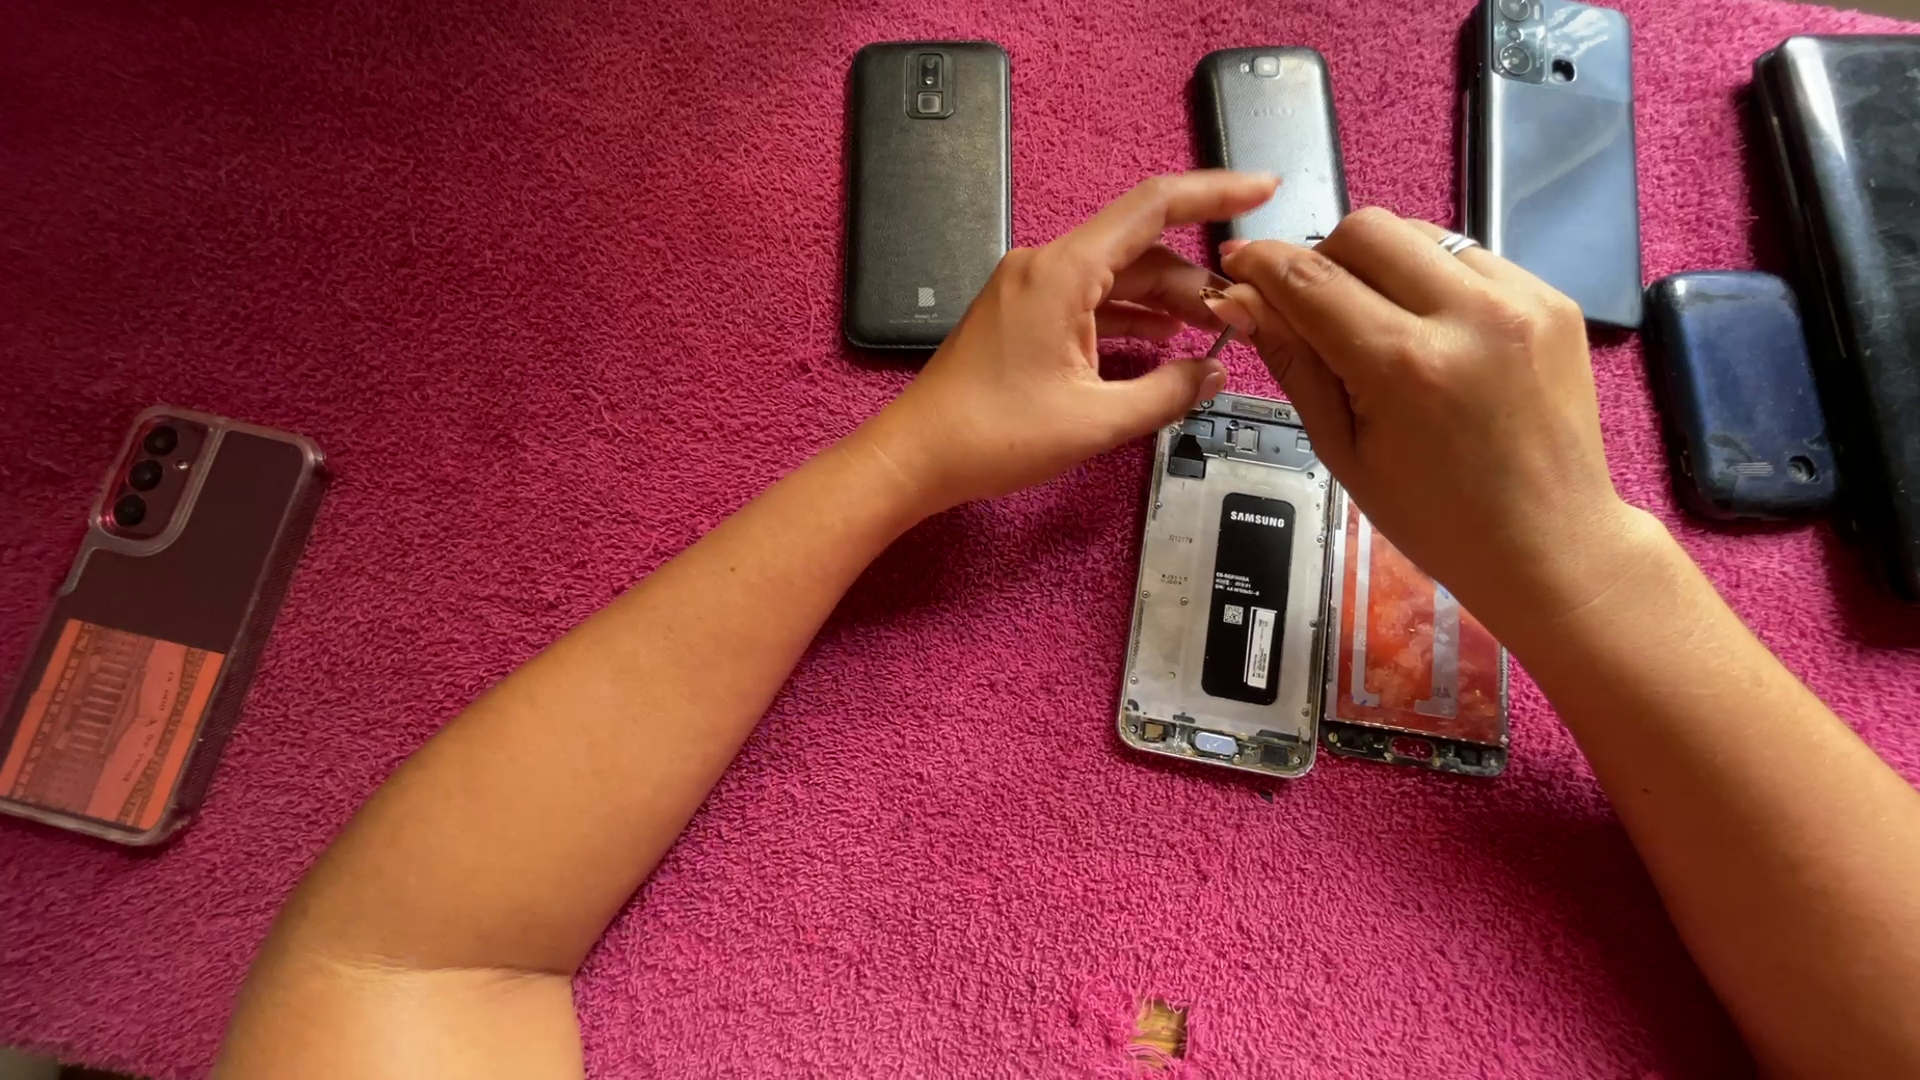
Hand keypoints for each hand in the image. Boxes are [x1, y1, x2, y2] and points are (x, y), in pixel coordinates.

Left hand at [858, 171, 1280, 512]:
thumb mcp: (1095, 421)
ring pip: (1111, 278)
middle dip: (1192, 277)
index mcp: (1063, 272)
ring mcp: (1026, 291)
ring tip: (1206, 332)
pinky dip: (1122, 318)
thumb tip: (1213, 373)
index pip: (1154, 206)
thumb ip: (1167, 393)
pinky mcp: (1018, 317)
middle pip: (1137, 249)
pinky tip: (1153, 342)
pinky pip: (1083, 303)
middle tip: (1238, 312)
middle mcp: (1043, 266)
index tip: (1264, 191)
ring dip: (1159, 300)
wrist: (918, 456)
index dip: (1216, 194)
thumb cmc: (994, 436)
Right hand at [1206, 208, 1646, 631]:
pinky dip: (1424, 278)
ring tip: (1366, 319)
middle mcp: (1469, 312)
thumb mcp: (1340, 447)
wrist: (1547, 540)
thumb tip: (1240, 302)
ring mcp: (1523, 297)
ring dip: (1372, 263)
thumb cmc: (1426, 514)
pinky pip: (1466, 256)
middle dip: (1319, 257)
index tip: (1233, 263)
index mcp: (1404, 366)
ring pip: (1418, 233)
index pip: (1312, 280)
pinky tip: (1422, 328)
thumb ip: (1294, 362)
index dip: (1262, 264)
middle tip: (1305, 306)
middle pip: (1366, 230)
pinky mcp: (1556, 297)